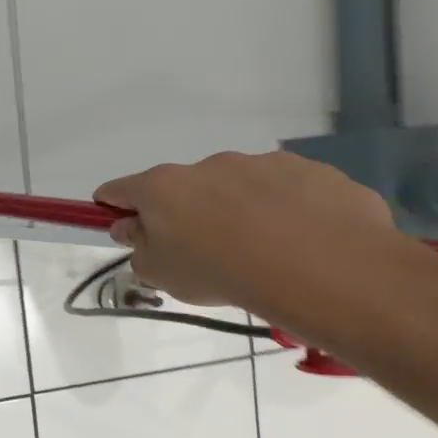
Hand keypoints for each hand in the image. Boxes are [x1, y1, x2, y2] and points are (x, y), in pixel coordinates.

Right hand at [95, 151, 394, 307]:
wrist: (323, 268)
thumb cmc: (220, 271)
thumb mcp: (159, 273)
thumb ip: (139, 247)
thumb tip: (136, 228)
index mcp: (162, 186)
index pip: (117, 190)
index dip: (114, 209)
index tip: (126, 230)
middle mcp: (210, 165)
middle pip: (184, 187)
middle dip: (186, 211)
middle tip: (201, 251)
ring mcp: (266, 164)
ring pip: (239, 187)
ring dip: (238, 209)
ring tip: (260, 250)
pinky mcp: (316, 173)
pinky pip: (288, 192)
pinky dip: (285, 211)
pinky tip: (298, 242)